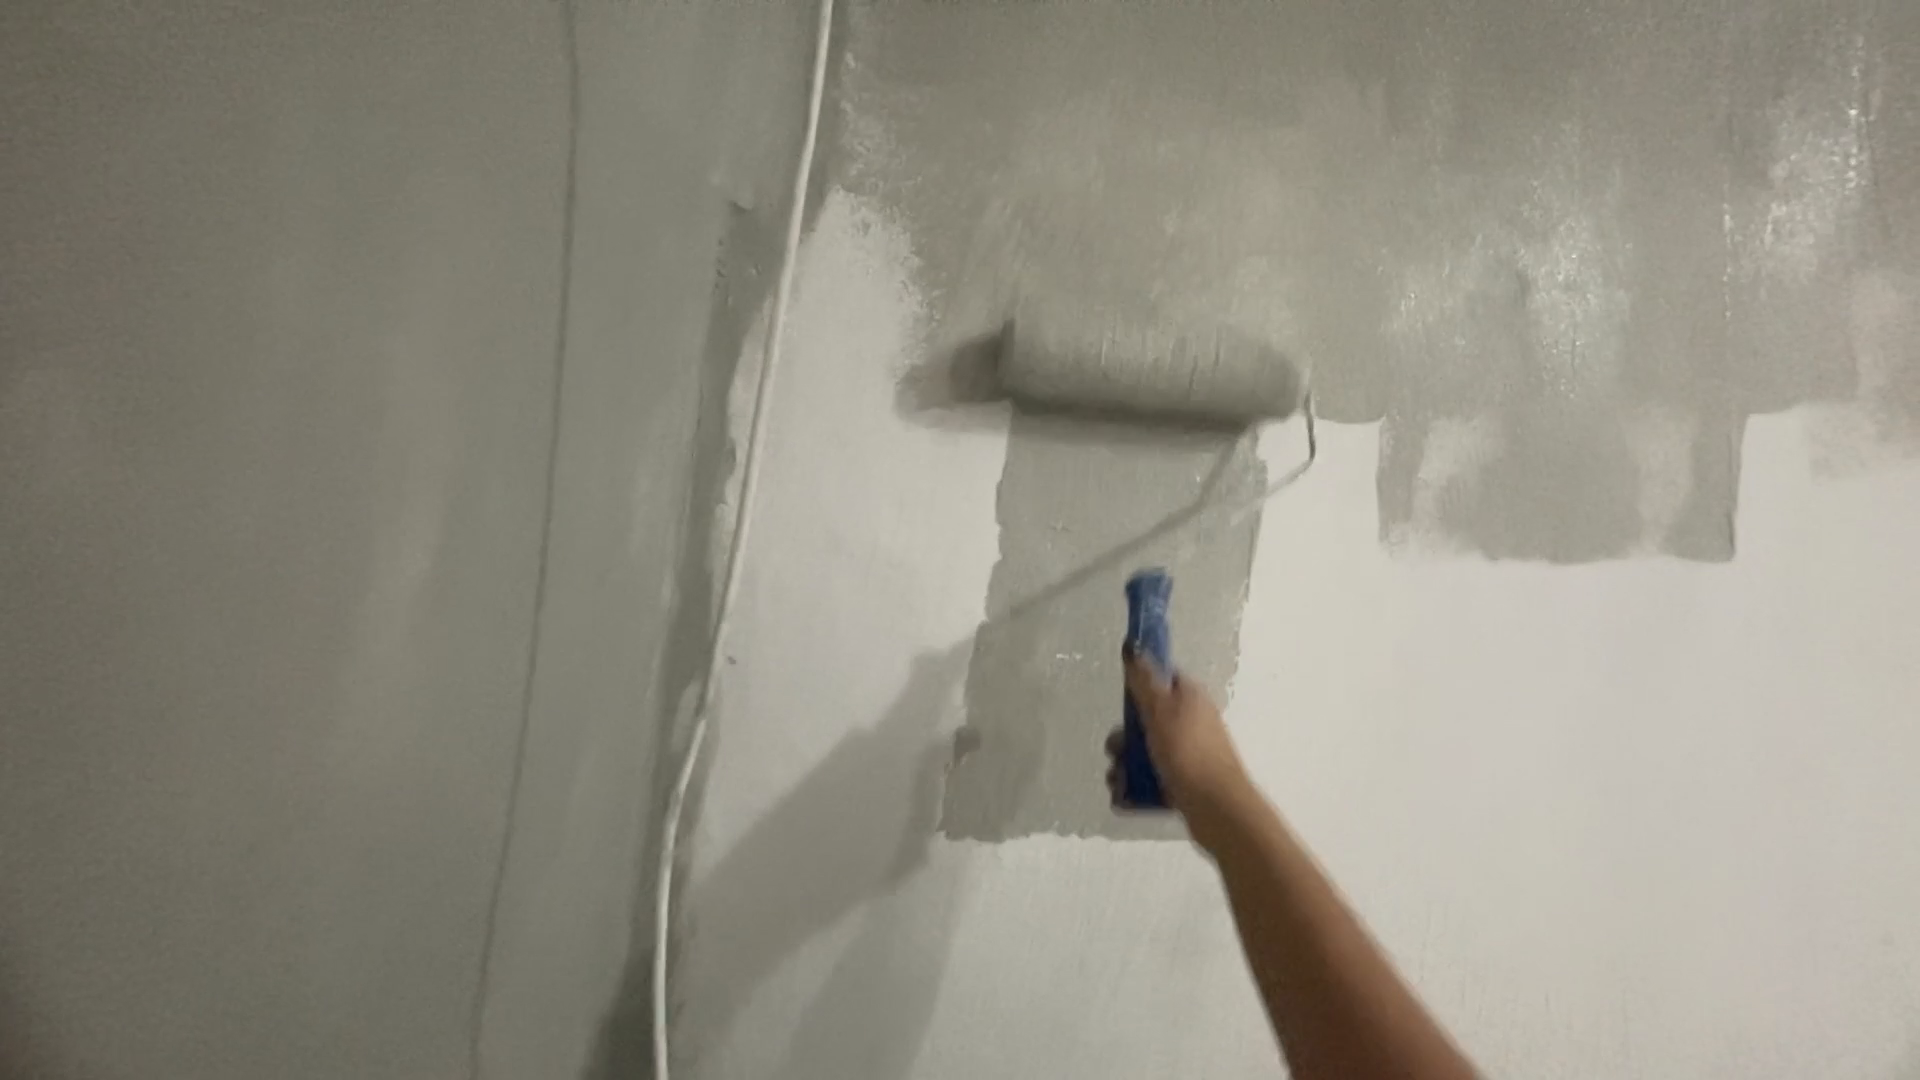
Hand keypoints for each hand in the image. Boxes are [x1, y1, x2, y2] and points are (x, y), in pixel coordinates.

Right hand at [1107, 649, 1250, 817]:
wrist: (1217, 809)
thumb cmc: (1188, 752)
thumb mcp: (1160, 709)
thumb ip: (1143, 679)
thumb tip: (1133, 643)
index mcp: (1189, 698)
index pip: (1162, 679)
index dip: (1139, 686)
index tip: (1124, 700)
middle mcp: (1190, 723)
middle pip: (1145, 721)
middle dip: (1124, 737)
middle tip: (1116, 751)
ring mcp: (1188, 756)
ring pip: (1144, 753)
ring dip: (1124, 766)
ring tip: (1117, 780)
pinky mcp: (1183, 784)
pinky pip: (1150, 780)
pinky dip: (1133, 787)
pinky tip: (1123, 796)